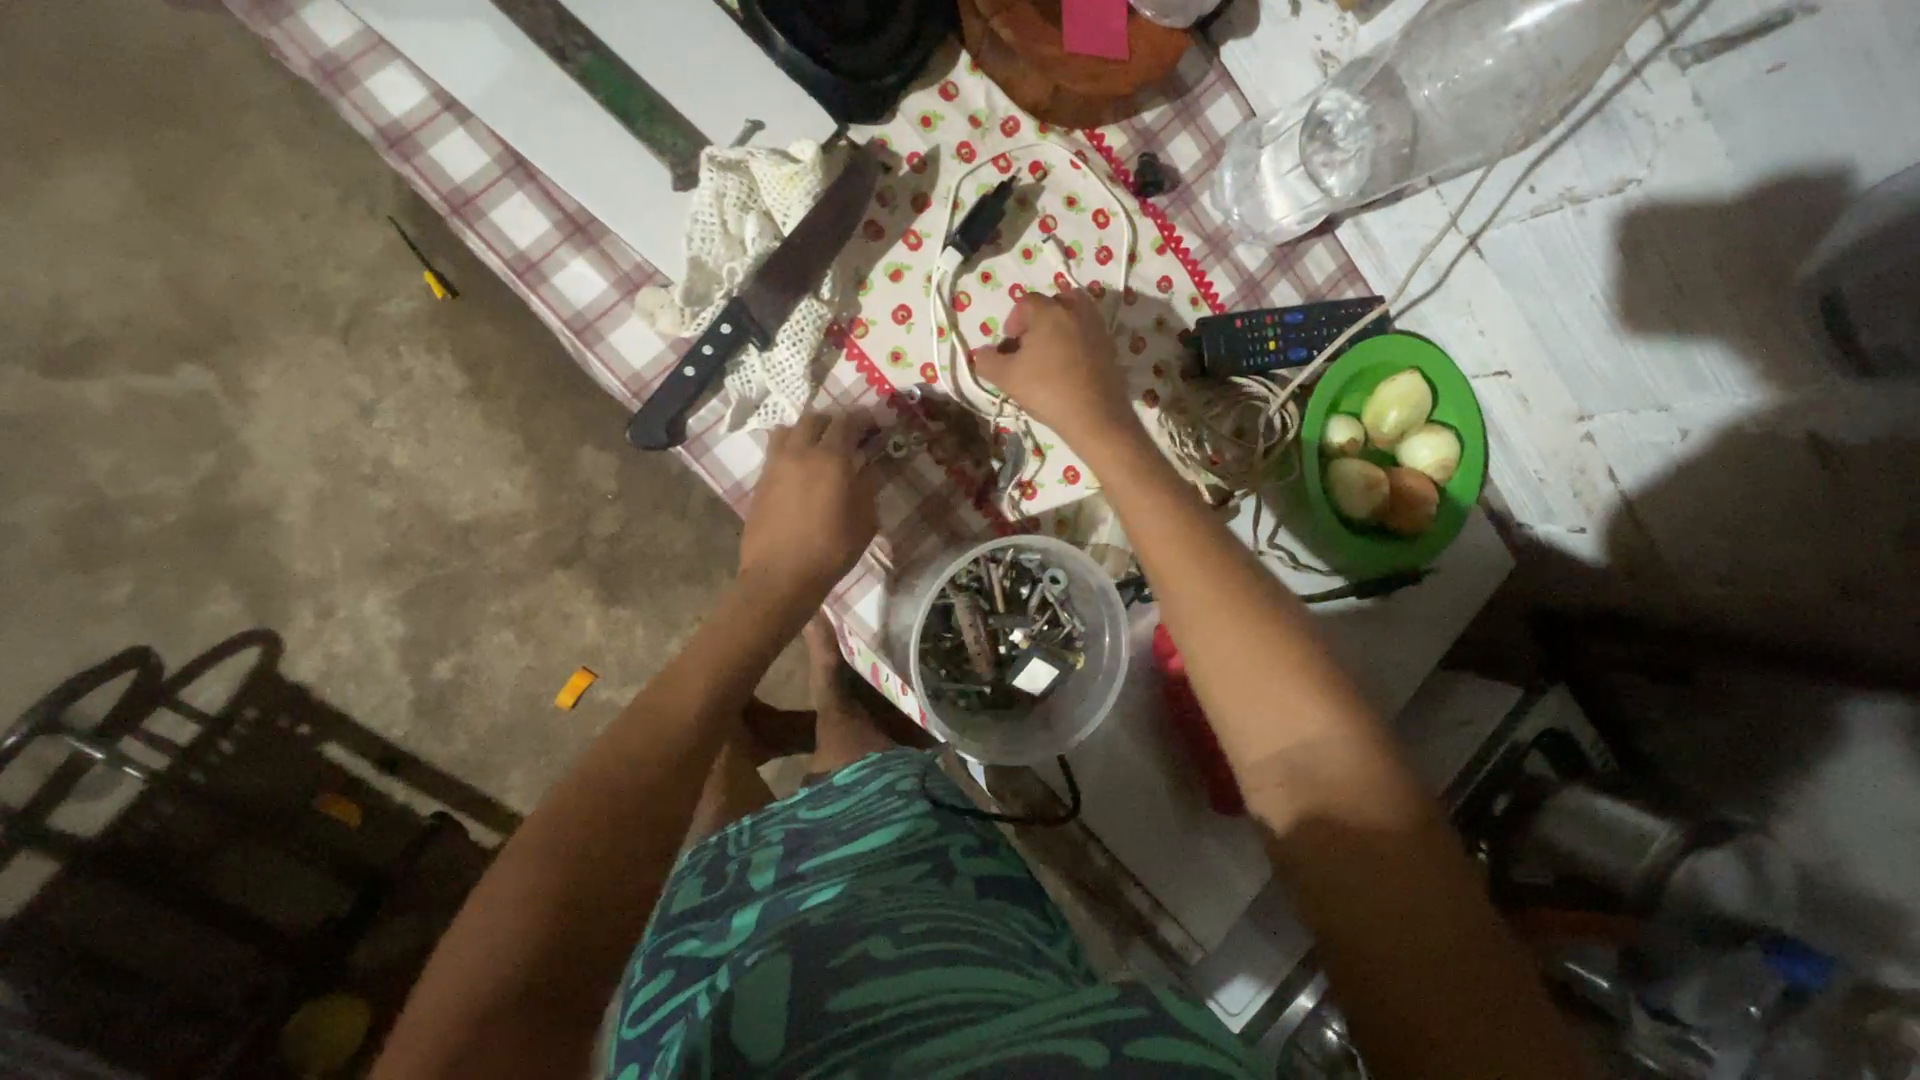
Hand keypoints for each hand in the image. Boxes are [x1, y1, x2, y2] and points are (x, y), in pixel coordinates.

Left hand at [739, 412, 879, 596]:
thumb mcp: (865, 521)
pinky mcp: (761, 481)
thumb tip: (869, 466)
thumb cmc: (831, 550)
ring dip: (806, 431)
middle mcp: (800, 452)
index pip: (847, 422)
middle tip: (846, 436)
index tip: (873, 424)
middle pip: (814, 419)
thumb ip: (868, 486)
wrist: (780, 576)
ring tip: (817, 448)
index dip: (863, 418)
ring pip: (789, 430)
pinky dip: (790, 449)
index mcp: (831, 458)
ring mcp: (775, 465)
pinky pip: (776, 451)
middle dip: (833, 422)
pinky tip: (800, 470)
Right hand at [970, 289, 1140, 452]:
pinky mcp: (1111, 346)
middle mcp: (1076, 311)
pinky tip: (1069, 366)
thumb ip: (987, 361)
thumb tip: (981, 353)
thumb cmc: (1046, 390)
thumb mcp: (1006, 378)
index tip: (1009, 345)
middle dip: (1038, 319)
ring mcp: (1097, 327)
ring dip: (1060, 327)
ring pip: (1075, 314)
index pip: (1025, 303)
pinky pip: (1088, 332)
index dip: (1012, 321)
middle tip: (1030, 344)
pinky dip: (1077, 340)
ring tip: (1050, 353)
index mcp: (1049, 311)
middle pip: (1054, 302)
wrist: (1094, 416)